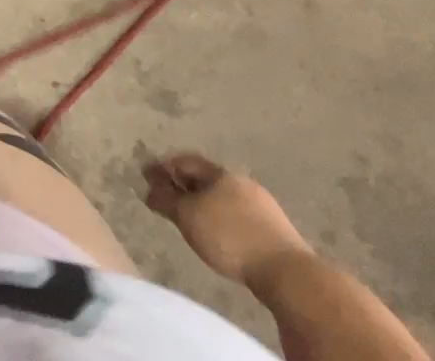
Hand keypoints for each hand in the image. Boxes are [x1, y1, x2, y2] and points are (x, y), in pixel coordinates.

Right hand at [144, 152, 313, 286]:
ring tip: (190, 221)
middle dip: (183, 186)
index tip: (146, 178)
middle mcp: (242, 183)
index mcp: (221, 175)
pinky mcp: (274, 228)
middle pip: (205, 179)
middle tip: (166, 201)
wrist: (287, 272)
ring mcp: (262, 206)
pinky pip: (238, 215)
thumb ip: (165, 199)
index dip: (163, 167)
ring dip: (203, 204)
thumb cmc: (229, 236)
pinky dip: (221, 219)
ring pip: (223, 198)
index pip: (185, 160)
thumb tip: (149, 187)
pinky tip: (218, 236)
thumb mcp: (186, 216)